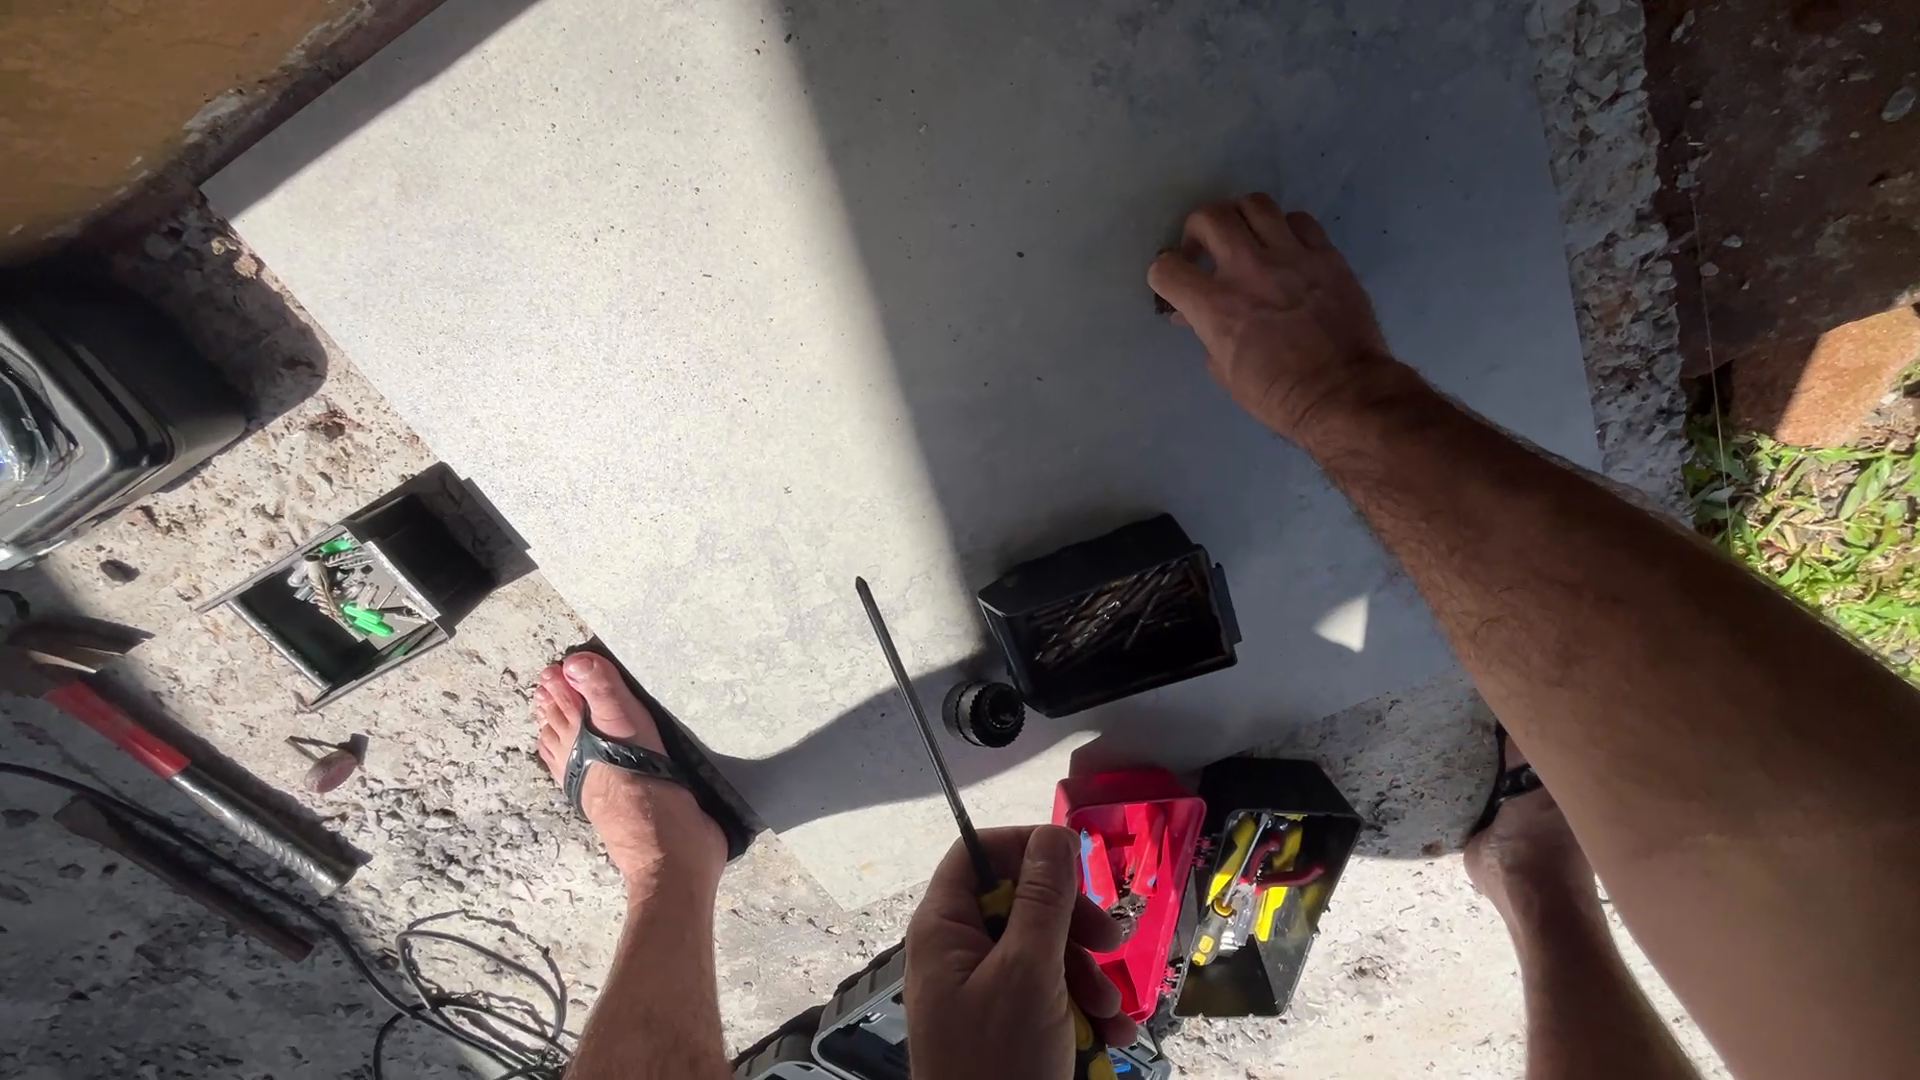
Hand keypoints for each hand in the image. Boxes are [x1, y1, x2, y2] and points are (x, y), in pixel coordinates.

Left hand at [905, 826, 1137, 1079]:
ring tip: (1112, 1006)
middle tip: (1109, 936)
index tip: (1073, 857)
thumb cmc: (1001, 1064)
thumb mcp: (1030, 974)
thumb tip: (1054, 832)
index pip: (975, 853)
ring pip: (1043, 946)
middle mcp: (961, 950)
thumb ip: (1044, 899)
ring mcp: (985, 989)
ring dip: (1087, 969)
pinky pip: (1050, 990)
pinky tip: (1112, 1030)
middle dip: (1070, 918)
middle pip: (1018, 898)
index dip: (1022, 845)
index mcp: (945, 927)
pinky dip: (1084, 1004)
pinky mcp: (1010, 1022)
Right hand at [1148, 194, 1396, 439]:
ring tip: (1244, 239)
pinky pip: (1299, 220)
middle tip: (1204, 251)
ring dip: (1240, 218)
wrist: (1340, 393)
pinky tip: (1285, 249)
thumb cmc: (1274, 393)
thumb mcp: (1224, 370)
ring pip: (1254, 204)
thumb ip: (1204, 332)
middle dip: (1196, 230)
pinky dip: (1284, 229)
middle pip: (1208, 216)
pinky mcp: (1326, 255)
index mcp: (1214, 306)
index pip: (1166, 268)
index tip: (1174, 284)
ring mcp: (1290, 257)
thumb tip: (1191, 314)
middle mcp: (1247, 269)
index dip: (1162, 273)